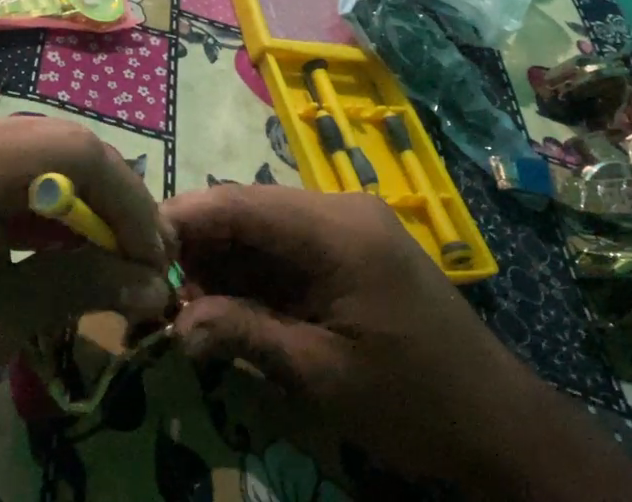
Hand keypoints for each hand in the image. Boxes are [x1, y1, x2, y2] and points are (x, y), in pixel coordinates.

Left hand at [0, 119, 171, 429]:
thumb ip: (78, 286)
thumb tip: (151, 282)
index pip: (75, 150)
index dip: (128, 200)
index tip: (152, 259)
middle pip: (57, 144)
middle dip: (109, 199)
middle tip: (141, 260)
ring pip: (32, 157)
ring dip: (76, 203)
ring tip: (111, 259)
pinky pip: (1, 174)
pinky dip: (38, 208)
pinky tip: (59, 250)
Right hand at [164, 186, 631, 498]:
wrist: (504, 429)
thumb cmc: (416, 401)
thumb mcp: (322, 374)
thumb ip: (243, 335)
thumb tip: (170, 325)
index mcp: (336, 229)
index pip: (235, 203)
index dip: (176, 220)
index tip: (126, 250)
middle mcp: (336, 211)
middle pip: (240, 213)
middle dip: (191, 252)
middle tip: (149, 297)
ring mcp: (342, 229)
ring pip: (252, 231)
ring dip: (213, 268)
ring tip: (177, 312)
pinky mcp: (343, 252)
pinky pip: (276, 251)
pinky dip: (244, 278)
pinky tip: (220, 310)